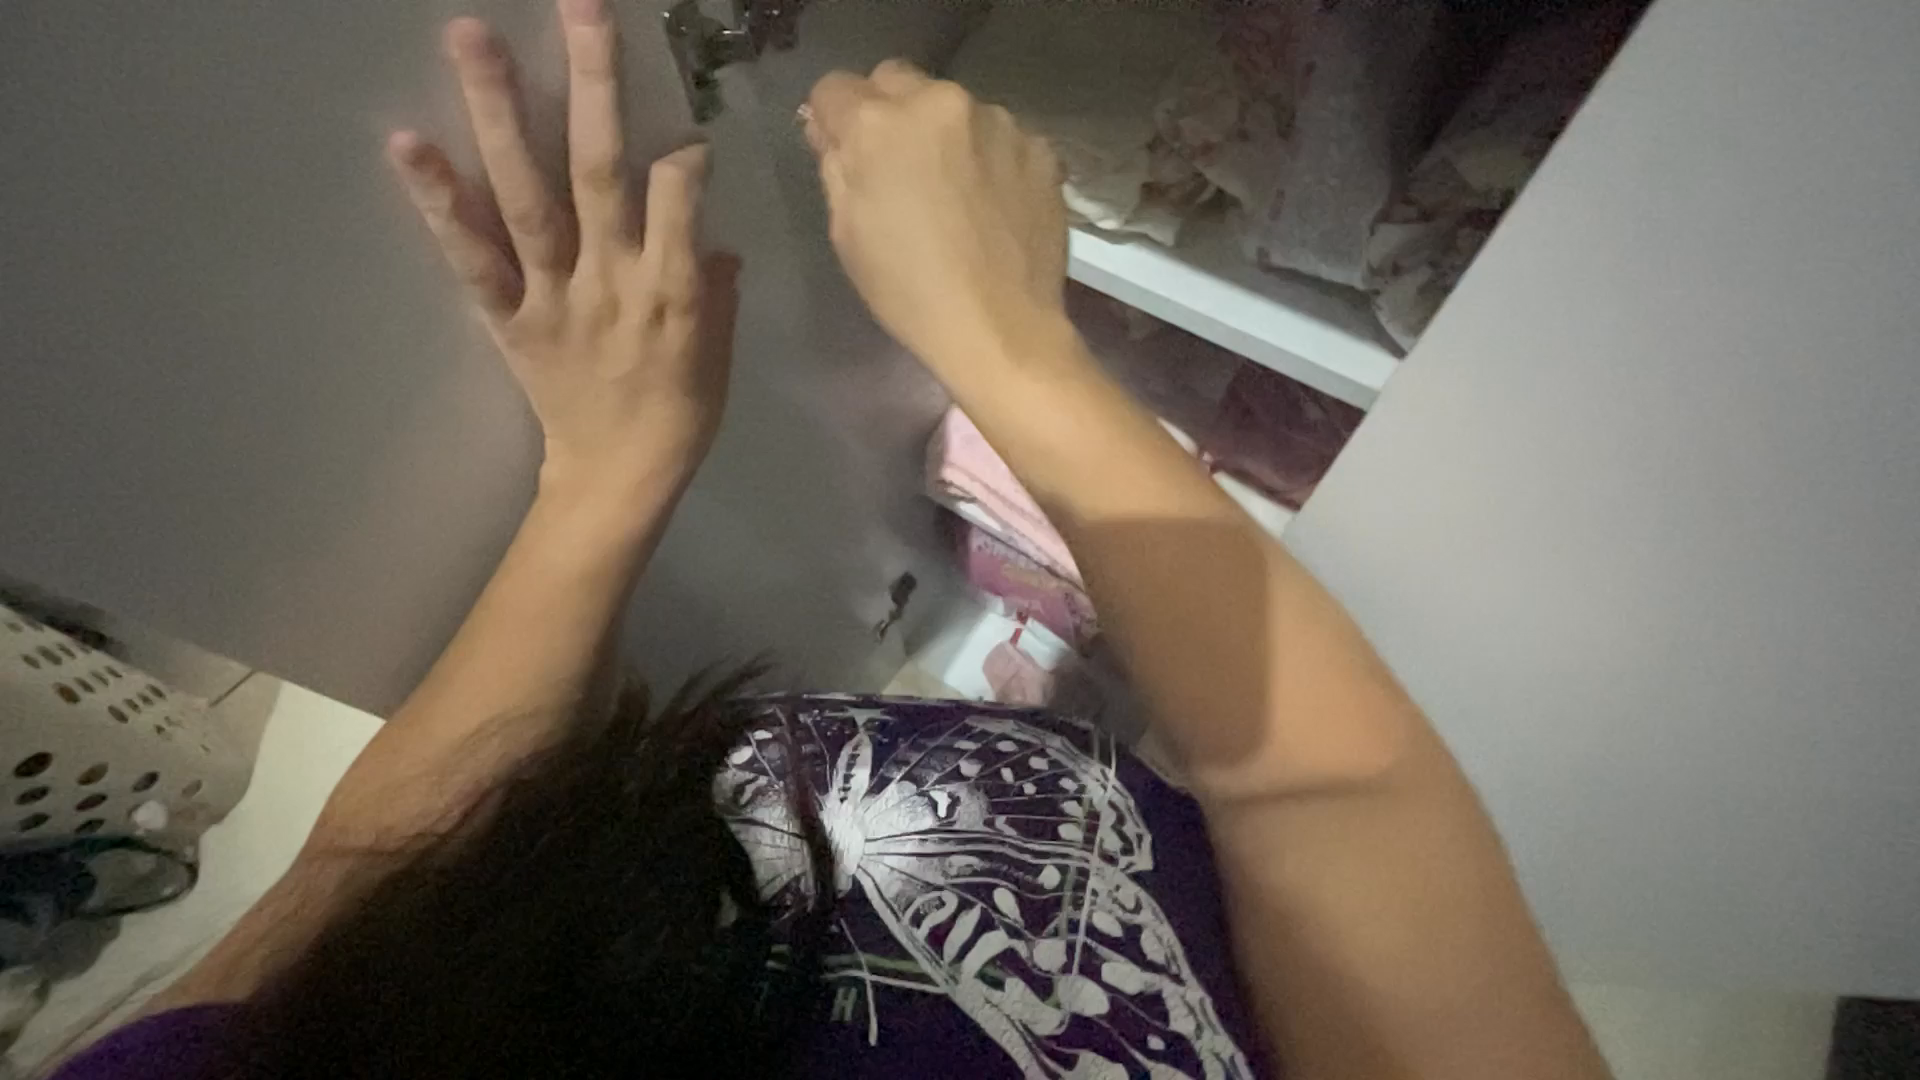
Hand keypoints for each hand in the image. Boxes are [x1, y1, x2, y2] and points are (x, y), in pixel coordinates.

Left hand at [387, 0, 738, 500]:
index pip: (679, 201)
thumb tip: (713, 240)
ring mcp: (554, 297)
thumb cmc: (682, 418)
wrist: (619, 477)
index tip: (685, 136)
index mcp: (674, 296)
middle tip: (579, 7)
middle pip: (600, 174)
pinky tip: (407, 143)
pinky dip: (440, 205)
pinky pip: (473, 261)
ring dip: (502, 117)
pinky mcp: (510, 318)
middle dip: (594, 87)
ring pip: (528, 198)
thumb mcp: (720, 359)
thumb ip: (717, 293)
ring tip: (472, 36)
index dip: (681, 157)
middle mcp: (613, 283)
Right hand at [804, 61, 1069, 376]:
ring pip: (955, 109)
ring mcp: (997, 121)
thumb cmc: (912, 296)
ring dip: (947, 138)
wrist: (1001, 330)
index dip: (834, 123)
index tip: (847, 156)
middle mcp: (939, 103)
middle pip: (897, 83)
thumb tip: (833, 131)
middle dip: (891, 118)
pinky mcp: (1040, 147)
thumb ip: (836, 168)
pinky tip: (995, 208)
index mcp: (878, 125)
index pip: (834, 90)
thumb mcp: (848, 236)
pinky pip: (1003, 139)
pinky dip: (993, 161)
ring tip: (958, 198)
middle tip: (903, 174)